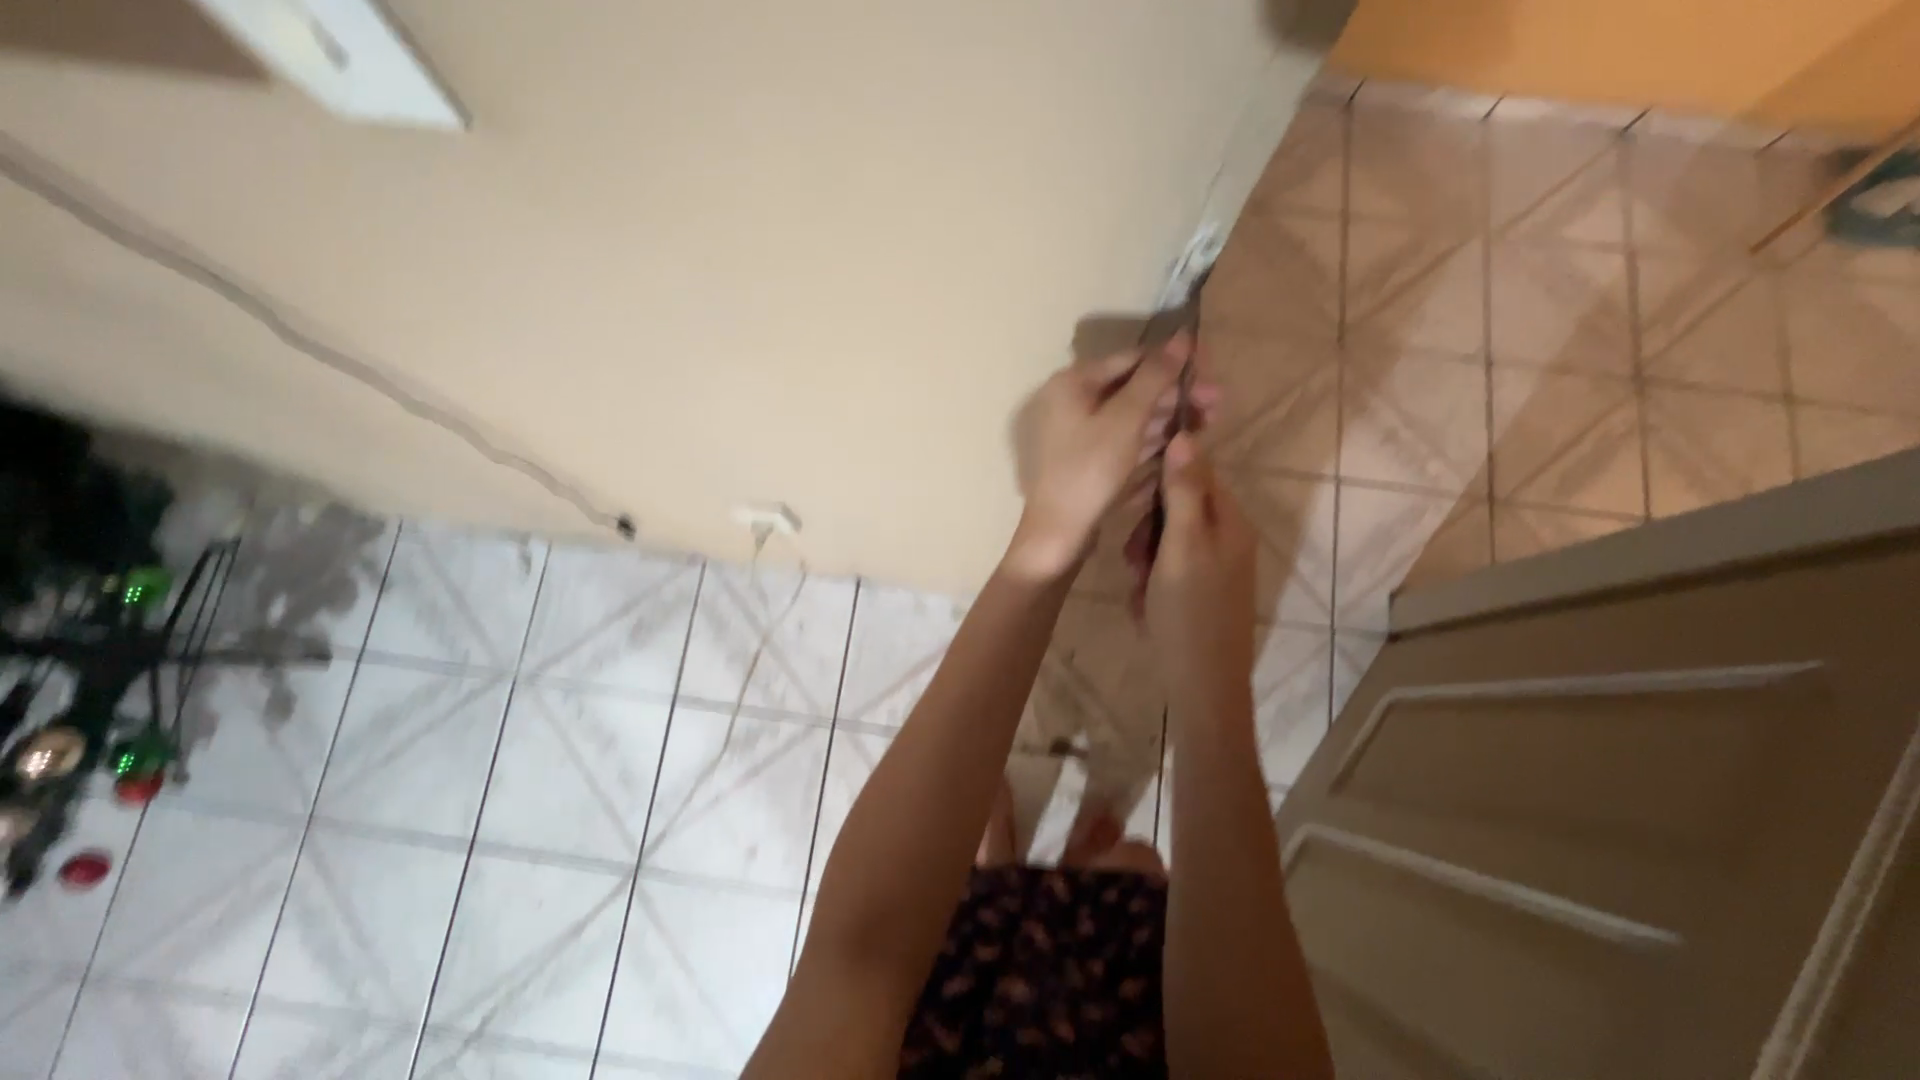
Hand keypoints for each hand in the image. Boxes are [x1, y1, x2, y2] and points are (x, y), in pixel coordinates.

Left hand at [1005, 332, 1207, 580]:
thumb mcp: (1126, 420)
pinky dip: (1152, 437)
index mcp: (1074, 382)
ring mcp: (1080, 431)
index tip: (1211, 374)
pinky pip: (1125, 437)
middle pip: (1133, 386)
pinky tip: (1182, 441)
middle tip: (1217, 405)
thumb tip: (1183, 337)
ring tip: (1209, 423)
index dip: (1173, 363)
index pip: (1132, 359)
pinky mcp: (1089, 458)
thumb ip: (1155, 377)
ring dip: (1169, 416)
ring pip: (1133, 414)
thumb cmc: (1089, 471)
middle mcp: (1073, 400)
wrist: (1058, 533)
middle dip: (1176, 393)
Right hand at [1144, 433, 1256, 710]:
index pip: (1196, 472)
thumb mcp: (1182, 546)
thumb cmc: (1189, 612)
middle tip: (1135, 557)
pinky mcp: (1202, 592)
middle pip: (1179, 507)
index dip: (1160, 483)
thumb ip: (1184, 492)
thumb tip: (1185, 435)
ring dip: (1146, 558)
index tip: (1135, 504)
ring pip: (1168, 540)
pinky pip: (1169, 570)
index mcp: (1230, 521)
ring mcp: (1216, 567)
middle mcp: (1228, 538)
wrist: (1204, 683)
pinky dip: (1152, 583)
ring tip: (1138, 585)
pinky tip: (1144, 604)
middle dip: (1148, 529)